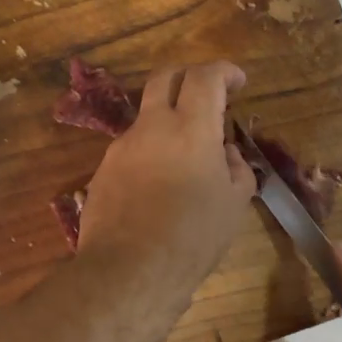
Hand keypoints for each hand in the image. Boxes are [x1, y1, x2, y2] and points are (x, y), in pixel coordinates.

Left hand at [76, 61, 257, 290]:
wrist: (130, 269)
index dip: (224, 71)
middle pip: (165, 77)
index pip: (206, 77)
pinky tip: (160, 185)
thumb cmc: (193, 236)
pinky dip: (151, 152)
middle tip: (207, 94)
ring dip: (168, 120)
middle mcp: (153, 127)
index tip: (238, 82)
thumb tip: (226, 153)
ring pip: (147, 116)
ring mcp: (122, 147)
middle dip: (188, 76)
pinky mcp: (103, 170)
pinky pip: (132, 149)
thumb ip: (237, 169)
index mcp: (192, 128)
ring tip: (187, 155)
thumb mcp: (234, 204)